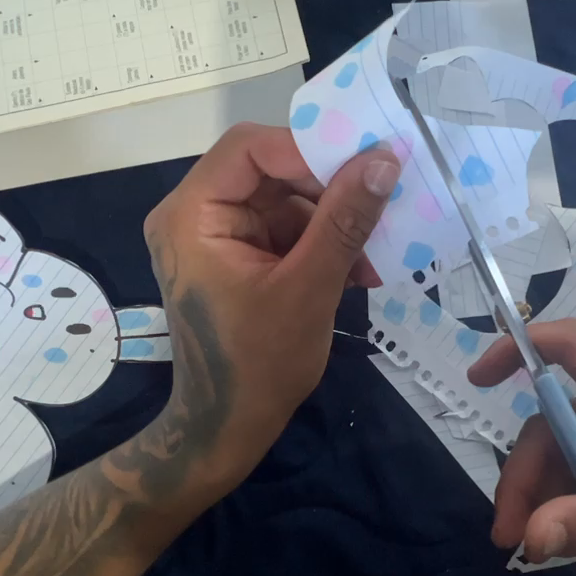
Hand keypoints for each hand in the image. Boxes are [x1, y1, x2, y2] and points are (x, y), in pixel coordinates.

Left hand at [142, 123, 400, 485]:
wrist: (229, 426)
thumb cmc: (260, 365)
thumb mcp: (309, 288)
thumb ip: (345, 221)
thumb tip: (384, 160)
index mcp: (192, 216)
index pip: (250, 149)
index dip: (310, 150)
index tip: (367, 166)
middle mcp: (194, 215)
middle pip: (270, 172)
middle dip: (329, 191)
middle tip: (382, 203)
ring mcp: (215, 237)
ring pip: (284, 201)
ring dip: (333, 223)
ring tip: (376, 253)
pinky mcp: (235, 257)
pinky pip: (284, 231)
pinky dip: (321, 245)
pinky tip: (358, 271)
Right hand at [468, 319, 575, 575]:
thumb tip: (528, 538)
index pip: (572, 347)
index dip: (520, 347)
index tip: (478, 380)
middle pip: (552, 422)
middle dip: (524, 476)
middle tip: (509, 537)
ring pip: (564, 450)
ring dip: (541, 493)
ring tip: (532, 548)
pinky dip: (565, 497)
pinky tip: (562, 535)